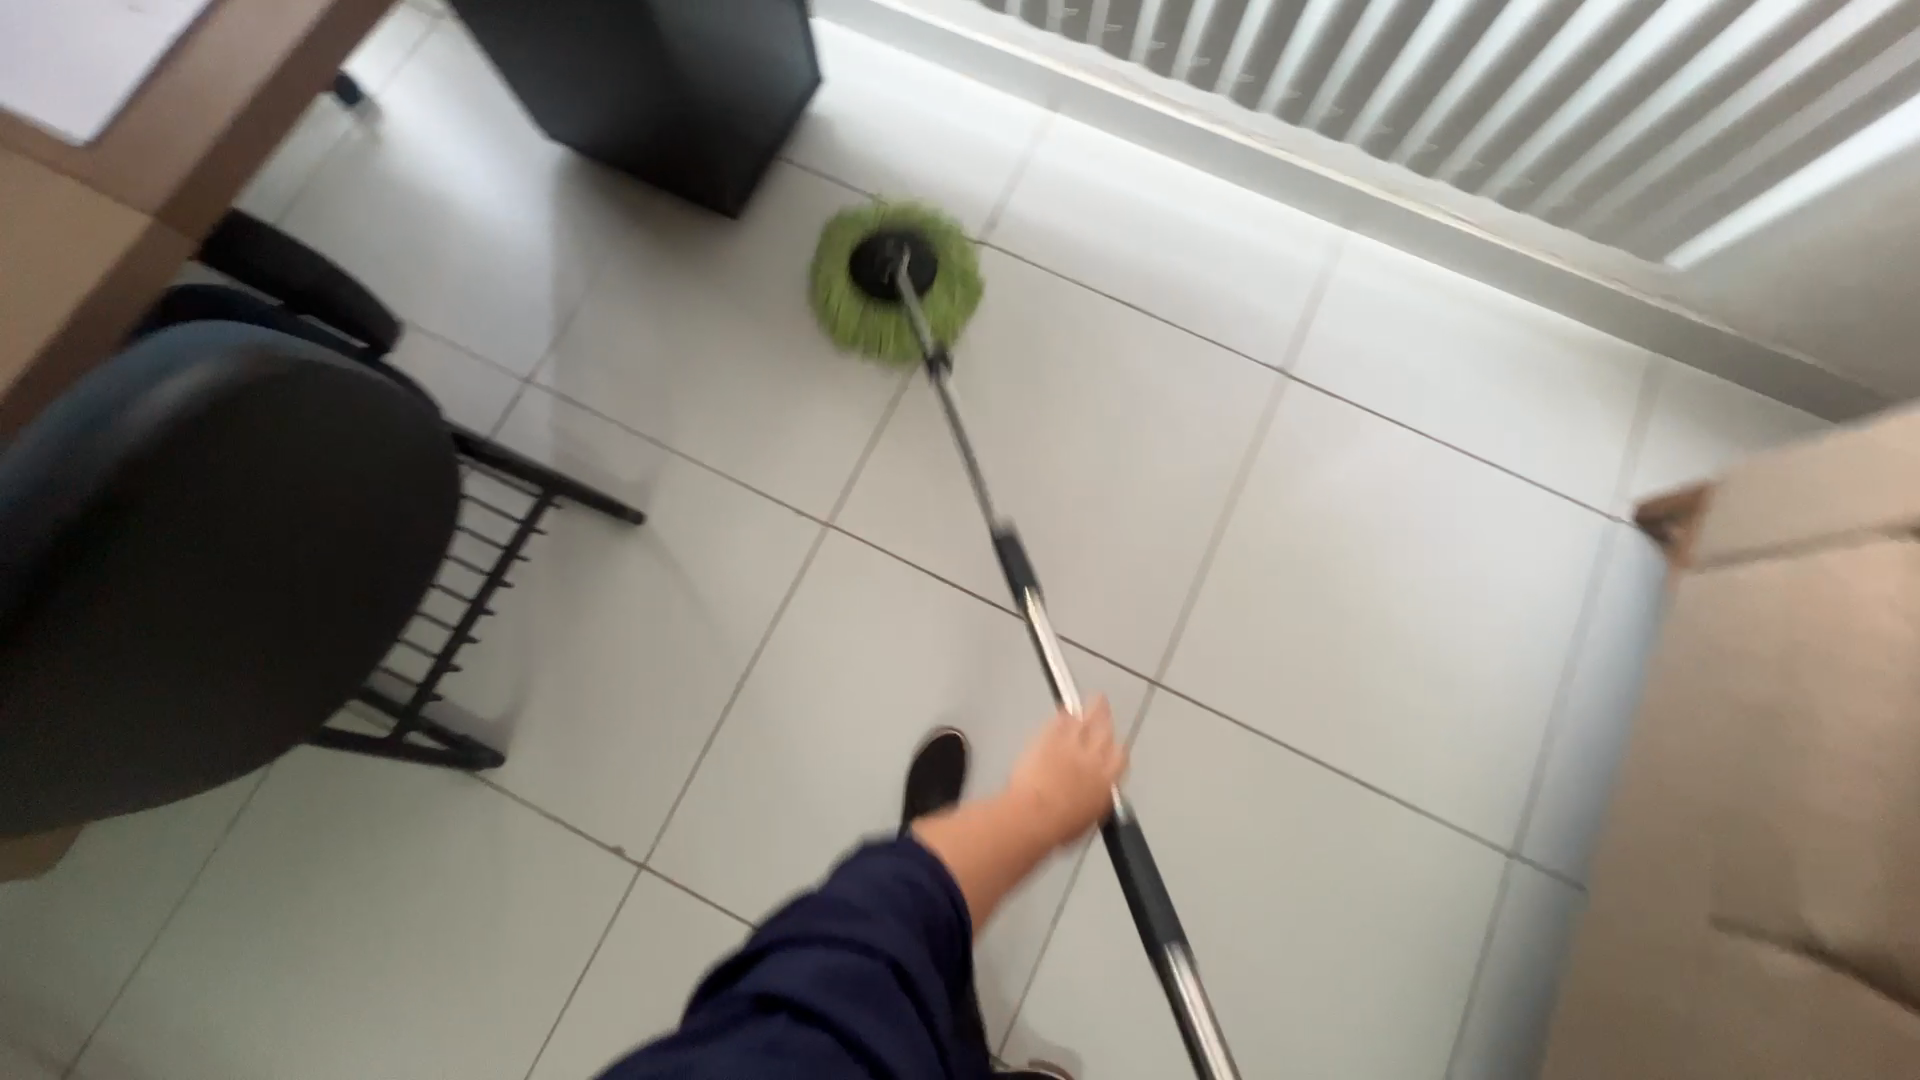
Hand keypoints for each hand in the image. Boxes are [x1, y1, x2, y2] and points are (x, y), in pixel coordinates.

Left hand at [1005, 696, 1127, 848]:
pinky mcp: (1048, 737)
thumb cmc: (1059, 827)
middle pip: (1105, 732)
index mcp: (1107, 781)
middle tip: (1107, 707)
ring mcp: (1070, 744)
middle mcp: (1093, 758)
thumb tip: (1093, 797)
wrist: (1034, 814)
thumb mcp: (1086, 820)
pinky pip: (1060, 720)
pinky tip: (1065, 708)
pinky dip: (1064, 714)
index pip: (1120, 758)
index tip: (1116, 743)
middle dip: (1106, 718)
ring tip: (1096, 697)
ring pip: (1086, 721)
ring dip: (1092, 708)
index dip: (1118, 748)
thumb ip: (1094, 801)